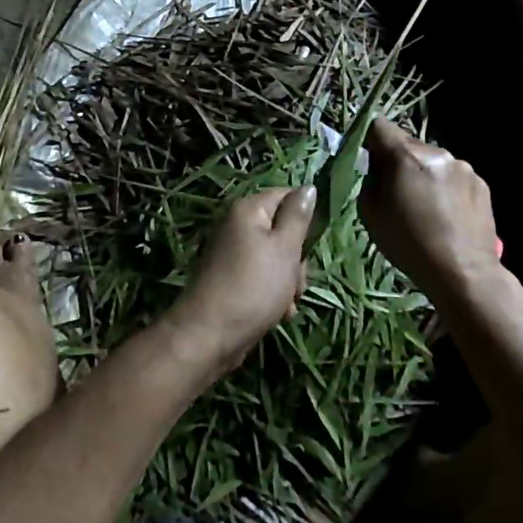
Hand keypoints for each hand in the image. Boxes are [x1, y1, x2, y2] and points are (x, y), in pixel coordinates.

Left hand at [168, 186, 313, 372]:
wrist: (209, 335)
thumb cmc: (254, 286)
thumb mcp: (285, 249)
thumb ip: (298, 216)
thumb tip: (309, 187)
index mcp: (248, 210)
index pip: (286, 196)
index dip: (304, 217)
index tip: (313, 243)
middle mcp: (237, 226)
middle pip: (282, 230)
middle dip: (297, 258)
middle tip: (297, 281)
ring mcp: (232, 253)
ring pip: (276, 257)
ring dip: (288, 280)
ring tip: (288, 303)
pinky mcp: (232, 278)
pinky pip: (262, 276)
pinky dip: (274, 292)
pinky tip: (280, 313)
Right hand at [361, 119, 500, 302]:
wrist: (464, 273)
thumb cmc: (409, 245)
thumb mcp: (371, 214)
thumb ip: (371, 180)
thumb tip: (378, 167)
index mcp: (406, 156)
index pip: (380, 126)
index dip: (370, 139)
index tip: (369, 158)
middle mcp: (437, 152)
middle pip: (408, 145)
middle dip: (399, 161)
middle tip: (397, 191)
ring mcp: (463, 166)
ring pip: (433, 161)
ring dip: (424, 174)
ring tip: (426, 207)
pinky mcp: (481, 183)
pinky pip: (453, 176)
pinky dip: (445, 188)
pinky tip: (447, 214)